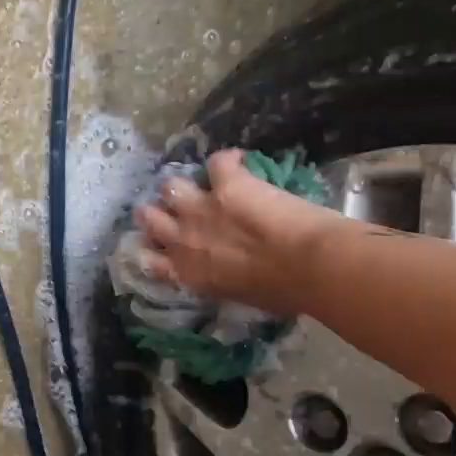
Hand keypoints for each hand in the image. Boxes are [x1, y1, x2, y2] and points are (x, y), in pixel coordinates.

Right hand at [132, 148, 346, 315]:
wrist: (307, 266)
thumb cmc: (280, 293)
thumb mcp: (236, 295)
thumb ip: (218, 279)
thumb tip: (225, 273)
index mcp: (186, 273)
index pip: (149, 260)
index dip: (154, 248)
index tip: (166, 244)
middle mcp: (183, 239)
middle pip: (147, 217)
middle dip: (159, 212)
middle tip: (177, 210)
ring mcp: (201, 208)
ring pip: (171, 187)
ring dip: (186, 185)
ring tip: (203, 185)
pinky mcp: (228, 185)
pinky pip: (217, 162)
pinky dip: (228, 160)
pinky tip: (239, 162)